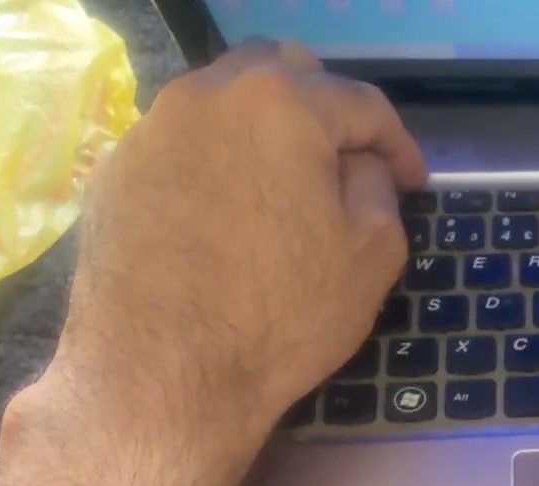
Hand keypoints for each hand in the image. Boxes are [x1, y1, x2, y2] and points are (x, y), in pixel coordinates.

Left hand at [45, 40, 424, 466]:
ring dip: (277, 132)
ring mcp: (154, 127)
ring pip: (230, 100)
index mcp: (282, 110)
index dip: (401, 143)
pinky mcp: (122, 167)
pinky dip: (232, 159)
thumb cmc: (292, 309)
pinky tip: (247, 216)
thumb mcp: (374, 255)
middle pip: (283, 71)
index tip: (416, 185)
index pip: (361, 102)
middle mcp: (209, 97)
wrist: (170, 362)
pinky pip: (192, 140)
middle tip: (357, 168)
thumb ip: (377, 192)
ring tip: (301, 191)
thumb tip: (361, 167)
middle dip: (332, 112)